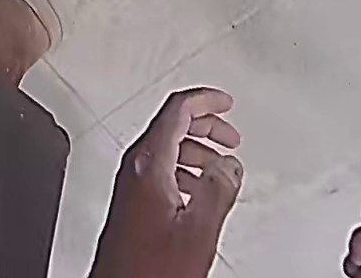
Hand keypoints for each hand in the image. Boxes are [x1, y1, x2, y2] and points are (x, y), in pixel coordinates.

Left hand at [89, 88, 243, 277]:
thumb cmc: (149, 268)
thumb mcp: (196, 231)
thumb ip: (217, 191)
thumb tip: (229, 164)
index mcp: (149, 160)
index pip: (177, 109)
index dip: (204, 100)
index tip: (225, 101)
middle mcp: (136, 163)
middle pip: (171, 122)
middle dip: (204, 122)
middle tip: (229, 132)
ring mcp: (131, 179)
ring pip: (167, 144)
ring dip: (196, 146)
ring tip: (221, 161)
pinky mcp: (132, 197)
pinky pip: (161, 165)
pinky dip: (185, 165)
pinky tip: (200, 187)